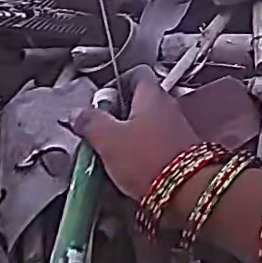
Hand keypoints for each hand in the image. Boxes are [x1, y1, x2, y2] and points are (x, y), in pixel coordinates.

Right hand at [69, 66, 201, 200]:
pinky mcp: (176, 145)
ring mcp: (174, 125)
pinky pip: (151, 139)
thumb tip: (77, 112)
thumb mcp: (109, 139)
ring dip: (124, 133)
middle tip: (96, 130)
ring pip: (143, 121)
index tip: (100, 100)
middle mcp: (167, 104)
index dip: (116, 82)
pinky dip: (136, 147)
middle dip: (115, 114)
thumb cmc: (147, 158)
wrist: (184, 188)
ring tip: (106, 150)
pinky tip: (124, 163)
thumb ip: (92, 122)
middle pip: (137, 100)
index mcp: (152, 95)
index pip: (137, 74)